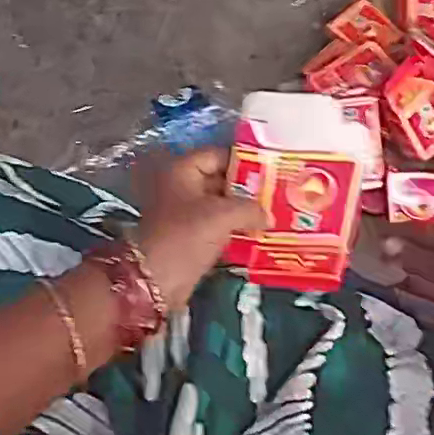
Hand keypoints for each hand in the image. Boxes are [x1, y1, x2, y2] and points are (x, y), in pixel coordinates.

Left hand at [131, 148, 265, 307]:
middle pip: (220, 179)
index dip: (243, 161)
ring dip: (242, 211)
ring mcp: (184, 211)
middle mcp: (181, 185)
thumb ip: (250, 209)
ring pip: (220, 204)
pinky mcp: (189, 234)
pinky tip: (258, 234)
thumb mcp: (222, 216)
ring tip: (272, 215)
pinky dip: (234, 228)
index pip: (217, 155)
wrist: (157, 279)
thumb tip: (269, 215)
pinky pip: (217, 224)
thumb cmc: (186, 236)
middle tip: (277, 195)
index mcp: (182, 170)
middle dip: (247, 188)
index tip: (271, 171)